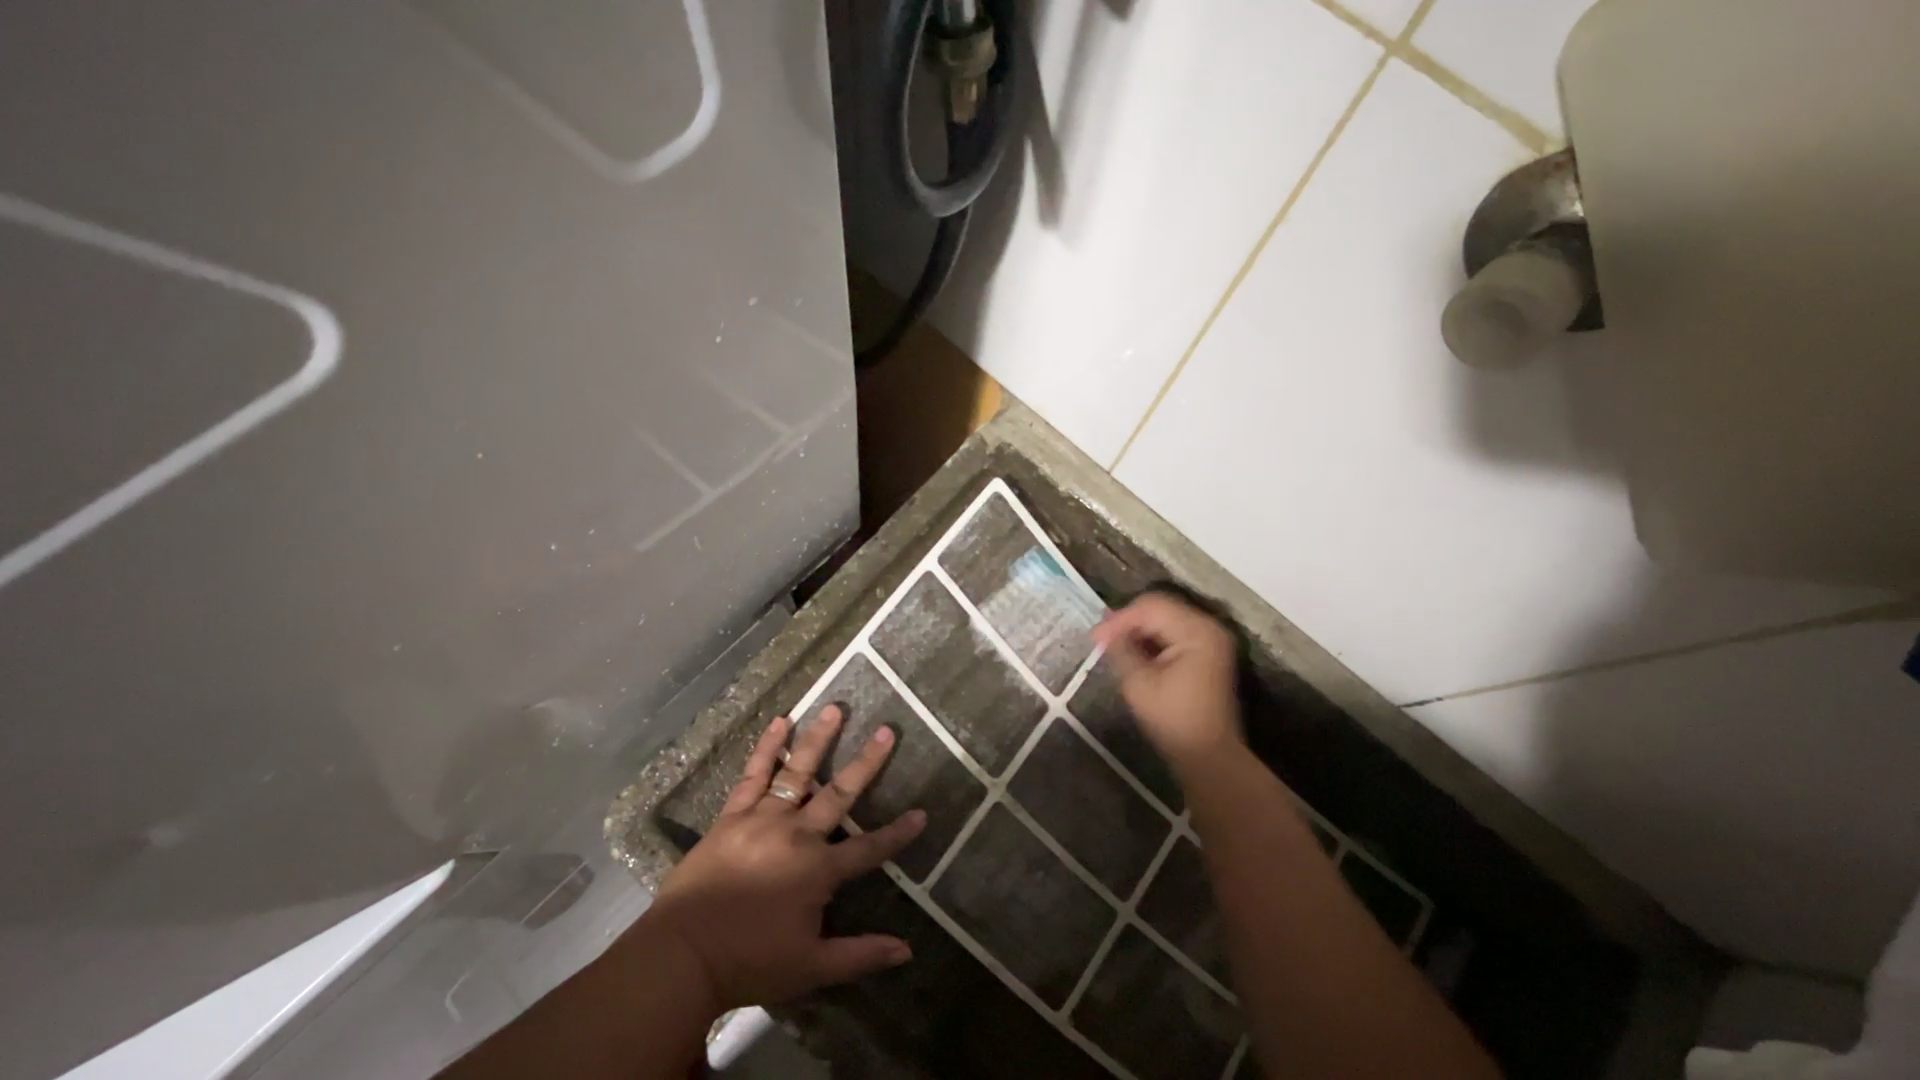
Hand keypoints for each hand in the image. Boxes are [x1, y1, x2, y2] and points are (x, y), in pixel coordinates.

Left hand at [640, 706, 925, 1014]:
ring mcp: (761, 820)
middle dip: (866, 763)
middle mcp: (796, 835)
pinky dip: (767, 748)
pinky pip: (753, 775)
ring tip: (834, 708)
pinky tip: (780, 723)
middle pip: (838, 794)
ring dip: (818, 740)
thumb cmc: (749, 962)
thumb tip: (906, 951)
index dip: (897, 833)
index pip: (869, 848)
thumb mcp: (812, 966)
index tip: (921, 813)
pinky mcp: (731, 817)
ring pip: (797, 773)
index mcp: (818, 870)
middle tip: (886, 730)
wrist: (683, 954)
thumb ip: (860, 955)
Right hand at [1090, 590, 1242, 767]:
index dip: (1120, 618)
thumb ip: (1122, 650)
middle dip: (1128, 622)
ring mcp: (1211, 639)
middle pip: (1161, 608)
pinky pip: (1175, 633)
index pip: (1152, 607)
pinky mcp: (1208, 652)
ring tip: (1112, 645)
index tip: (1094, 637)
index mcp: (1197, 632)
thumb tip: (1105, 631)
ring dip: (1139, 630)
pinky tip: (1134, 652)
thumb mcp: (1139, 684)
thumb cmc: (1173, 721)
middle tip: (1100, 638)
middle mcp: (1209, 627)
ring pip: (1167, 619)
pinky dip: (1153, 639)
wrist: (1208, 755)